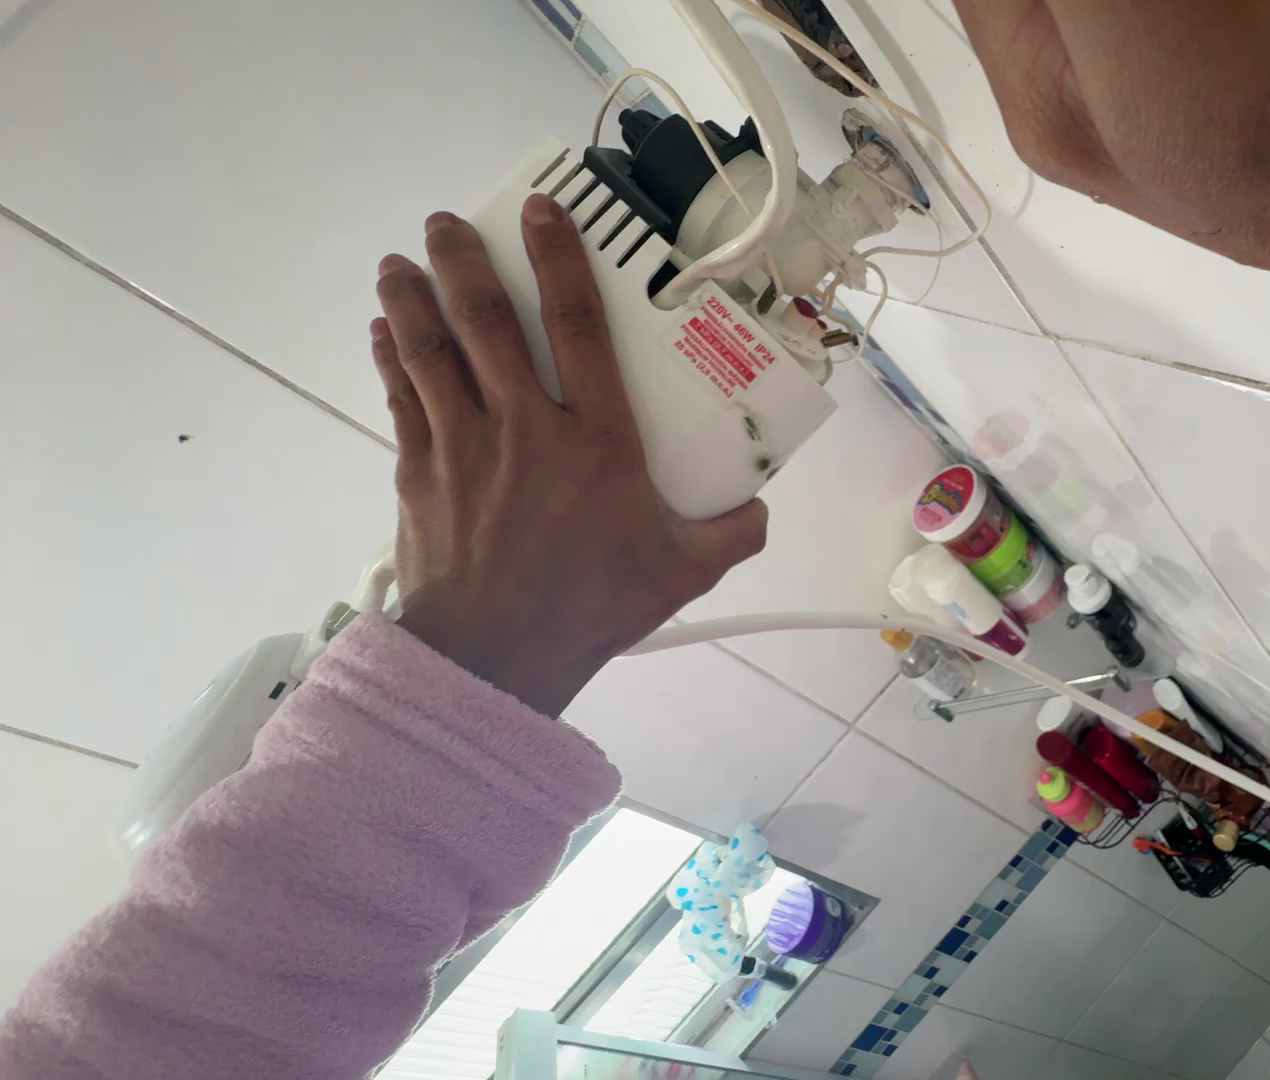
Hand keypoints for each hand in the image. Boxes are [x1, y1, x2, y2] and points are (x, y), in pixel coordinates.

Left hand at [368, 195, 767, 715]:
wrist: (500, 656)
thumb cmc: (598, 602)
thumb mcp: (688, 570)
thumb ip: (735, 533)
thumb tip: (762, 508)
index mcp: (599, 441)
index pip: (578, 329)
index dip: (562, 262)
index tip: (543, 213)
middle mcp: (527, 427)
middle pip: (487, 323)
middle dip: (466, 262)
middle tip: (450, 222)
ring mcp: (464, 446)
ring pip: (431, 351)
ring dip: (413, 297)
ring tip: (401, 261)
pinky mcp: (421, 474)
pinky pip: (402, 398)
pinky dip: (391, 357)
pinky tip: (384, 332)